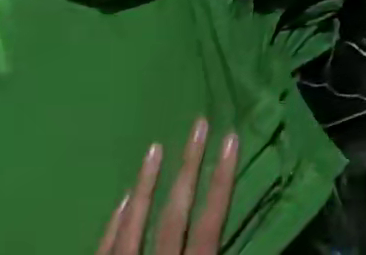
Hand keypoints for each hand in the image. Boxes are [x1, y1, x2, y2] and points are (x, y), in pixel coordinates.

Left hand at [95, 119, 239, 254]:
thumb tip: (259, 236)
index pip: (210, 222)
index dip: (221, 180)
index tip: (230, 138)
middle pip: (174, 214)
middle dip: (189, 166)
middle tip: (199, 123)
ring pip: (134, 225)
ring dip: (146, 185)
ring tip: (155, 146)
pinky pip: (106, 249)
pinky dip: (114, 224)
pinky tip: (122, 199)